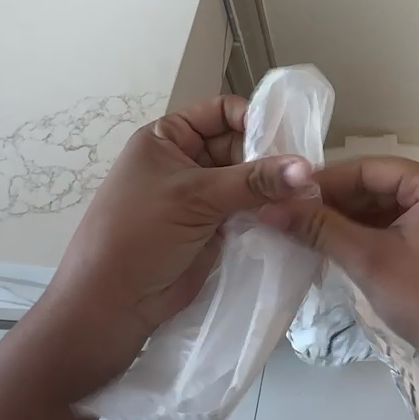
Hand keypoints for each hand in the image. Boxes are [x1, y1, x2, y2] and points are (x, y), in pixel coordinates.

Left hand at [28, 95, 316, 402]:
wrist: (111, 308)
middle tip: (303, 173)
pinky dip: (270, 210)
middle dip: (270, 157)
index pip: (222, 111)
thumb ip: (254, 180)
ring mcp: (203, 195)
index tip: (286, 139)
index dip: (254, 119)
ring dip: (274, 186)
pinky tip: (295, 213)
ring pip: (250, 178)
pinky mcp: (217, 226)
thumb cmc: (137, 236)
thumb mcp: (194, 198)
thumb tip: (307, 167)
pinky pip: (252, 208)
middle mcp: (188, 161)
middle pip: (242, 144)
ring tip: (306, 194)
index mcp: (168, 138)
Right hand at [257, 157, 418, 382]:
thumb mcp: (369, 259)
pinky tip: (332, 244)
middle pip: (377, 185)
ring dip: (346, 219)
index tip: (283, 195)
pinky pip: (395, 223)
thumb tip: (270, 208)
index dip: (325, 182)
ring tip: (301, 231)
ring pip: (384, 205)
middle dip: (334, 202)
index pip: (370, 168)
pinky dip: (366, 233)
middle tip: (287, 215)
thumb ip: (320, 228)